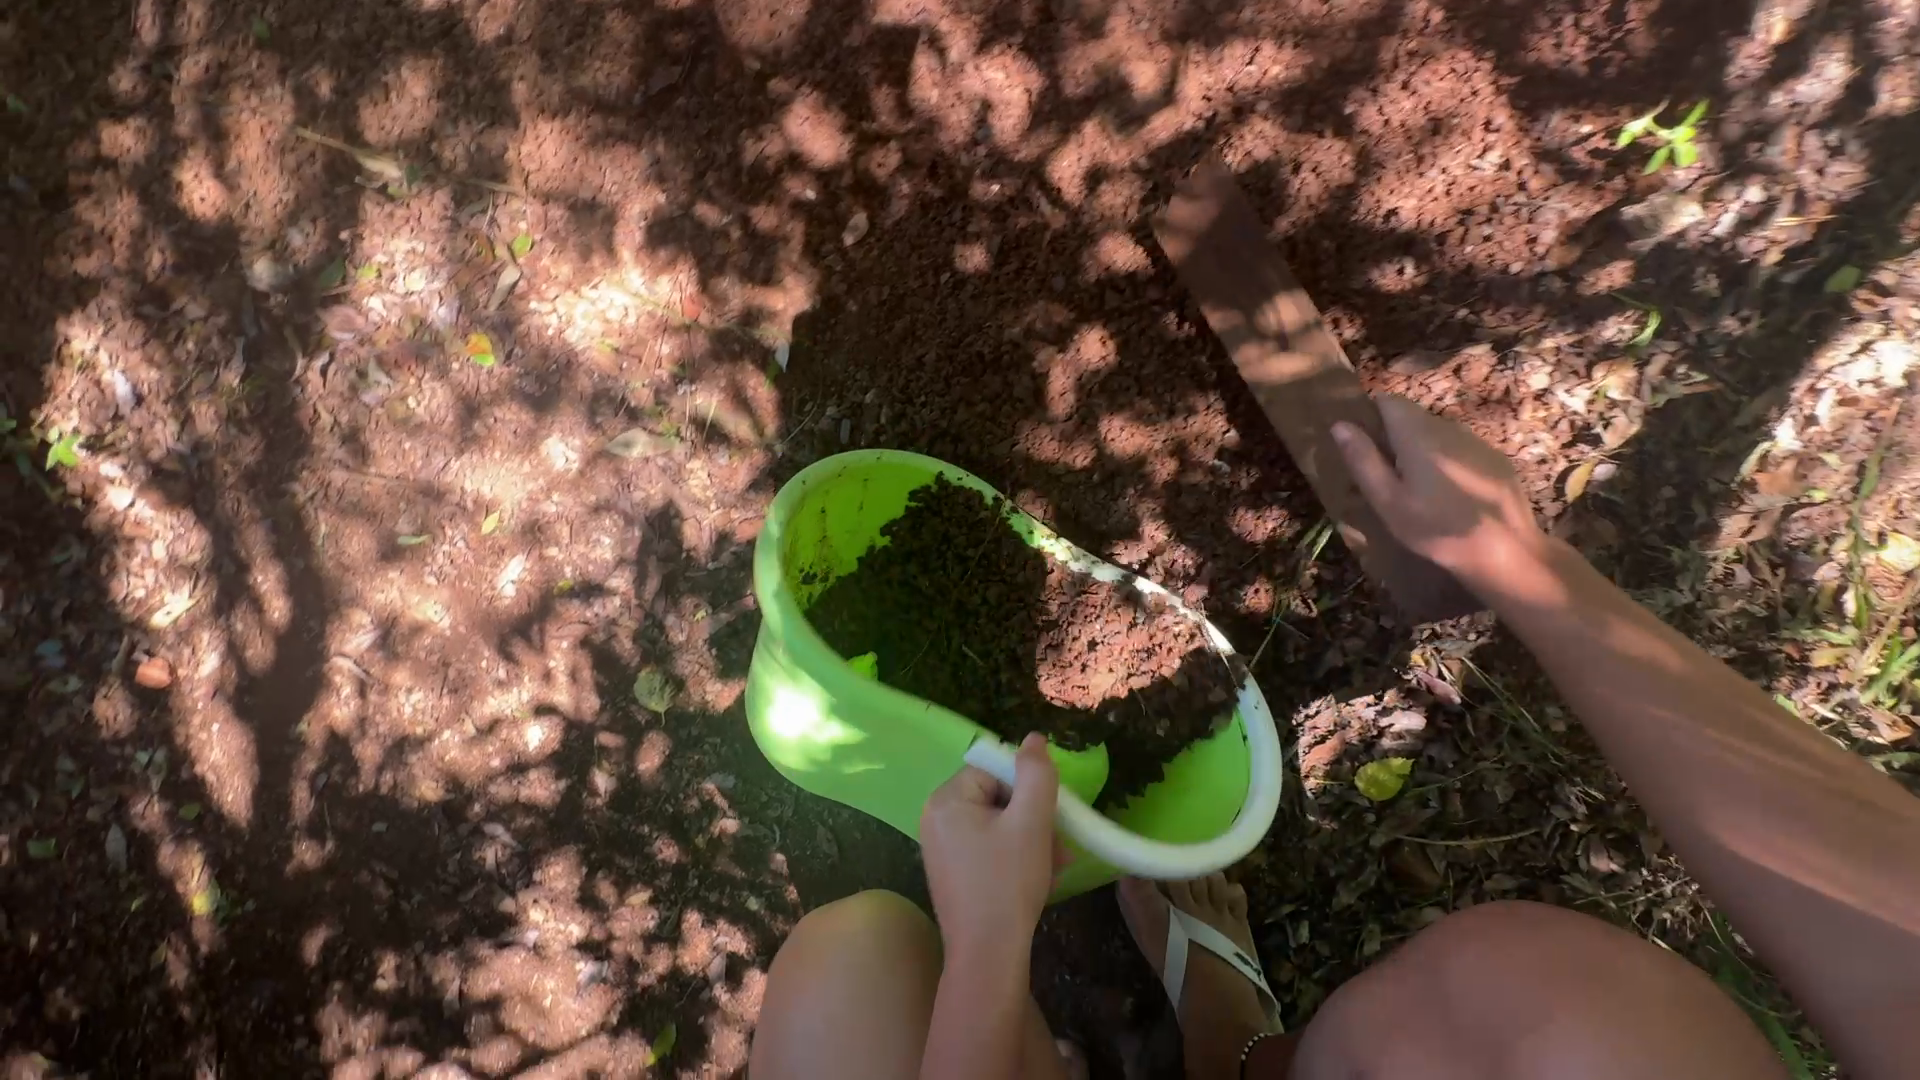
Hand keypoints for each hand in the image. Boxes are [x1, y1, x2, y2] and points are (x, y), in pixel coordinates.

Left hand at [919, 733, 1060, 956]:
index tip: (1048, 817)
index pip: (995, 771)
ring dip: (1031, 838)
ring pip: (999, 824)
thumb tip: (1031, 738)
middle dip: (1033, 818)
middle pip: (997, 797)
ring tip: (1054, 863)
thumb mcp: (1031, 821)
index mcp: (945, 799)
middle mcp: (936, 818)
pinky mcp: (953, 871)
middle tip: (1057, 843)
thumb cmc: (1008, 883)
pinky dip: (1016, 856)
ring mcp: (942, 847)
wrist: (988, 957)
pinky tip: (1040, 877)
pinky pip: (990, 847)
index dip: (1027, 789)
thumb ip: (1036, 773)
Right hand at [1331, 395, 1544, 581]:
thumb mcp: (1387, 500)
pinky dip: (1444, 460)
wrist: (1506, 552)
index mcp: (1418, 435)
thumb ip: (1363, 460)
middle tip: (1381, 472)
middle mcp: (1449, 428)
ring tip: (1413, 486)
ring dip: (1419, 448)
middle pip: (1413, 416)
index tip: (1360, 440)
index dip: (1370, 413)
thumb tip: (1340, 424)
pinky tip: (1446, 493)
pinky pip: (1459, 448)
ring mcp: (1476, 442)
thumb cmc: (1436, 528)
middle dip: (1392, 434)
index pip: (1389, 401)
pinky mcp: (1495, 459)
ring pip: (1437, 433)